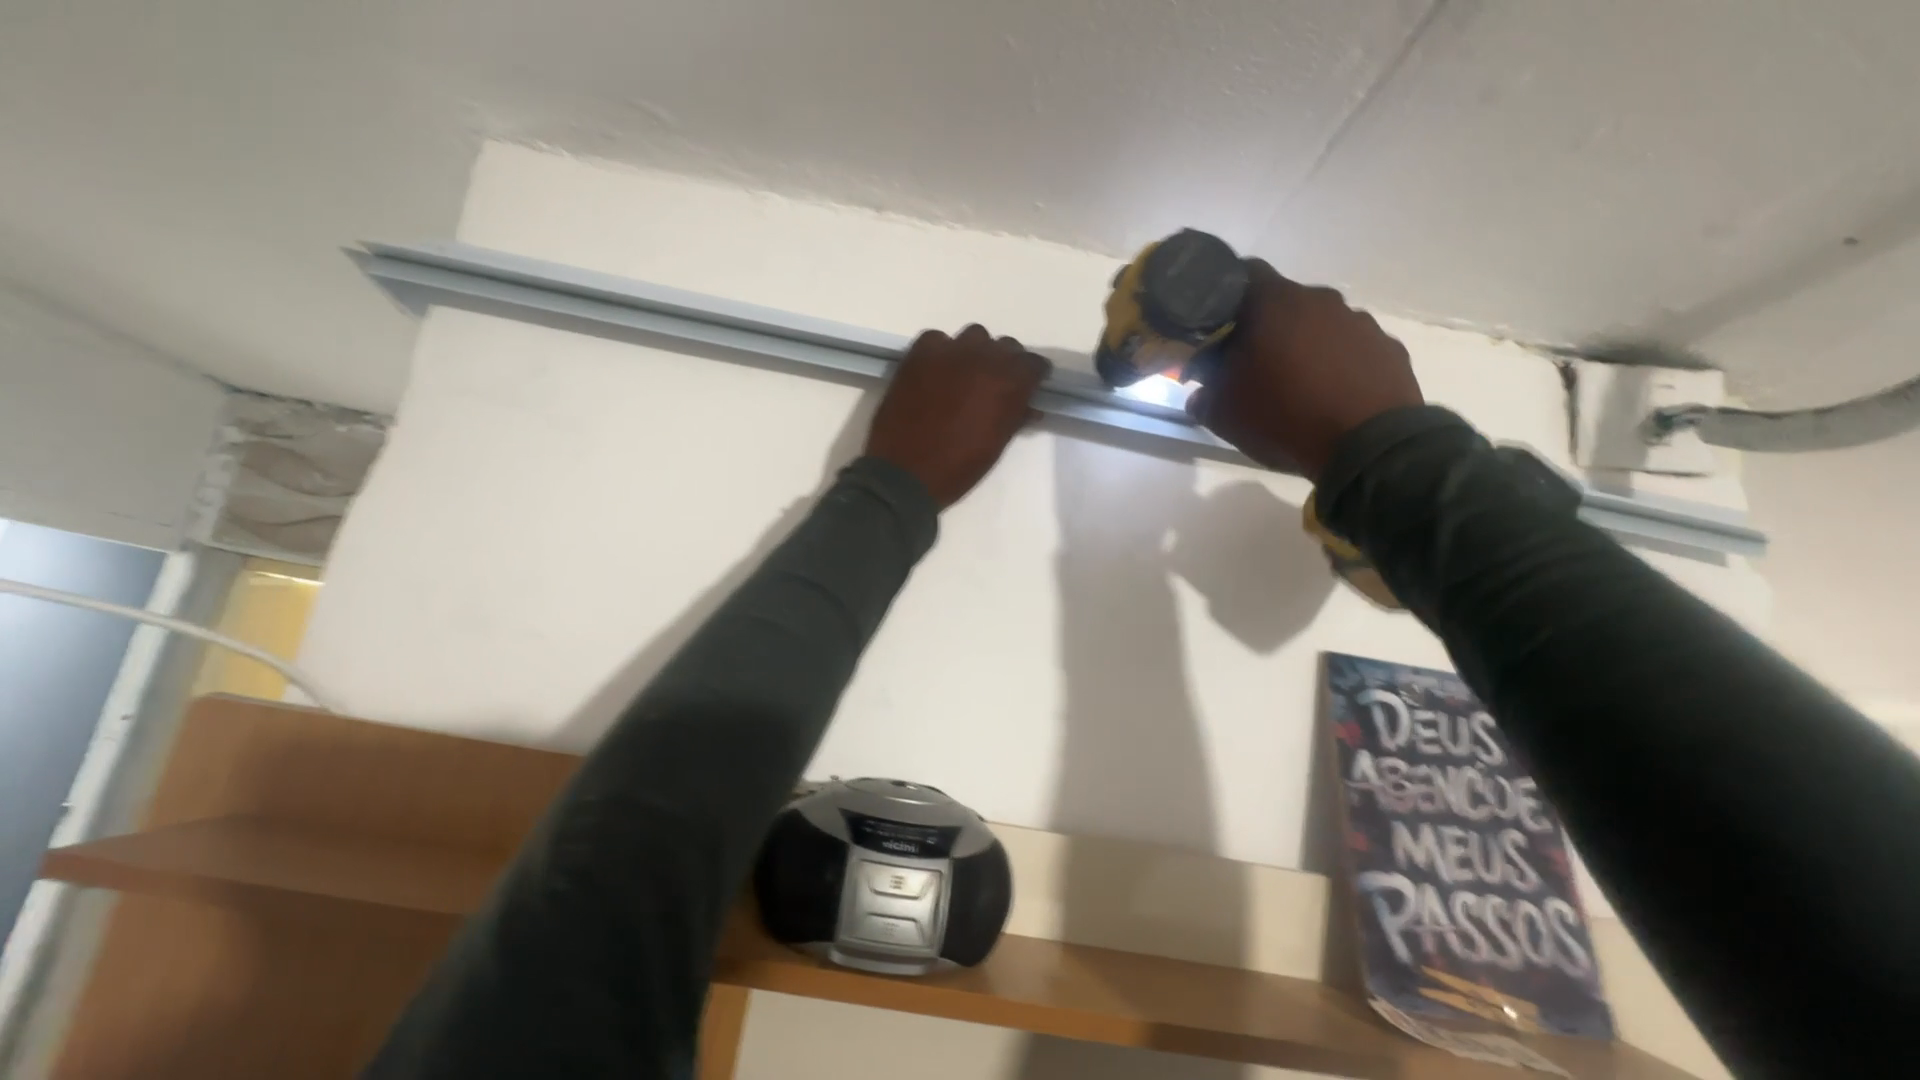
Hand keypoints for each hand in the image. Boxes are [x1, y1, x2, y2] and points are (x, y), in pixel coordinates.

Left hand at [866, 325, 1050, 507]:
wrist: (904, 473)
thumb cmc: (957, 467)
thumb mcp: (996, 446)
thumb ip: (1015, 418)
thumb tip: (1029, 406)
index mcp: (1008, 383)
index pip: (1034, 363)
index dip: (1033, 375)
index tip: (1029, 386)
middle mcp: (984, 358)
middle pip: (1005, 346)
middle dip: (1006, 362)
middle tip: (995, 383)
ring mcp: (949, 352)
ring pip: (974, 336)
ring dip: (975, 352)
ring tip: (965, 374)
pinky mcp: (919, 353)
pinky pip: (937, 339)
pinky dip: (941, 351)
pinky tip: (936, 371)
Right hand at [1187, 260, 1422, 477]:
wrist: (1367, 447)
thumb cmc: (1284, 416)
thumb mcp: (1225, 414)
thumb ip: (1204, 397)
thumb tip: (1199, 395)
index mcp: (1275, 303)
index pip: (1243, 274)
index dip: (1226, 295)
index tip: (1216, 324)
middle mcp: (1320, 300)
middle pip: (1284, 302)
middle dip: (1267, 327)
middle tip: (1253, 363)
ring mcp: (1360, 322)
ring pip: (1321, 325)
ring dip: (1306, 345)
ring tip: (1297, 384)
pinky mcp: (1388, 349)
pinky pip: (1352, 349)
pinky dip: (1339, 364)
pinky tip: (1332, 395)